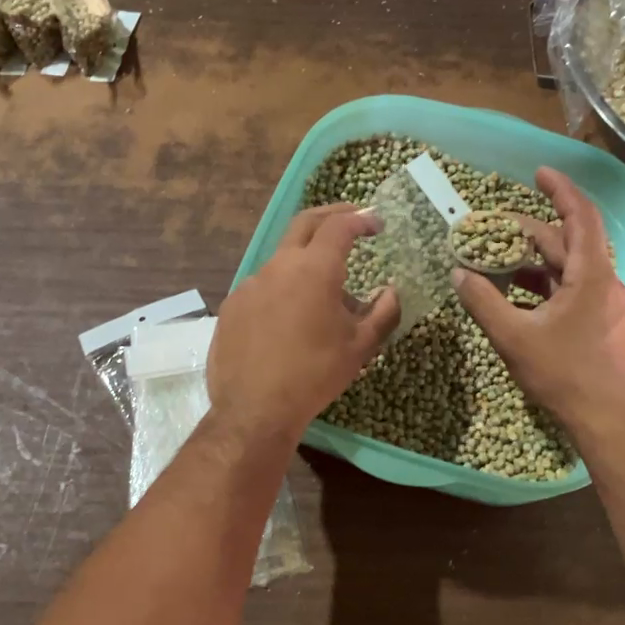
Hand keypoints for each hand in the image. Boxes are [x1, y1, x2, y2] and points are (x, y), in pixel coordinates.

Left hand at [208, 204, 400, 442]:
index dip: (361, 219)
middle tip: (351, 219)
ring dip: (306, 261)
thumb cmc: (315, 375)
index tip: (375, 223)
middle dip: (331, 215)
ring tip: (324, 290)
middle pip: (305, 223)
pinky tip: (289, 318)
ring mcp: (250, 284)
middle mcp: (279, 266)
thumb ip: (382, 313)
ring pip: (282, 259)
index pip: (340, 227)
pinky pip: (263, 287)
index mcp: (314, 270)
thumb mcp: (360, 347)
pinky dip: (283, 288)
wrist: (254, 409)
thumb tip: (391, 292)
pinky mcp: (232, 306)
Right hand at [452, 168, 624, 439]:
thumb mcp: (515, 338)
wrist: (612, 422)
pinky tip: (515, 300)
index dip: (560, 189)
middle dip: (529, 232)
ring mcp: (607, 306)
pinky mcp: (602, 327)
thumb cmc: (567, 375)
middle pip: (567, 243)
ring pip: (568, 270)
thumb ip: (484, 302)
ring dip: (533, 262)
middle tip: (491, 229)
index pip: (580, 216)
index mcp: (592, 275)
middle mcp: (605, 283)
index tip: (538, 172)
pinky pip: (571, 292)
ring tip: (495, 263)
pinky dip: (542, 287)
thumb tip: (459, 273)